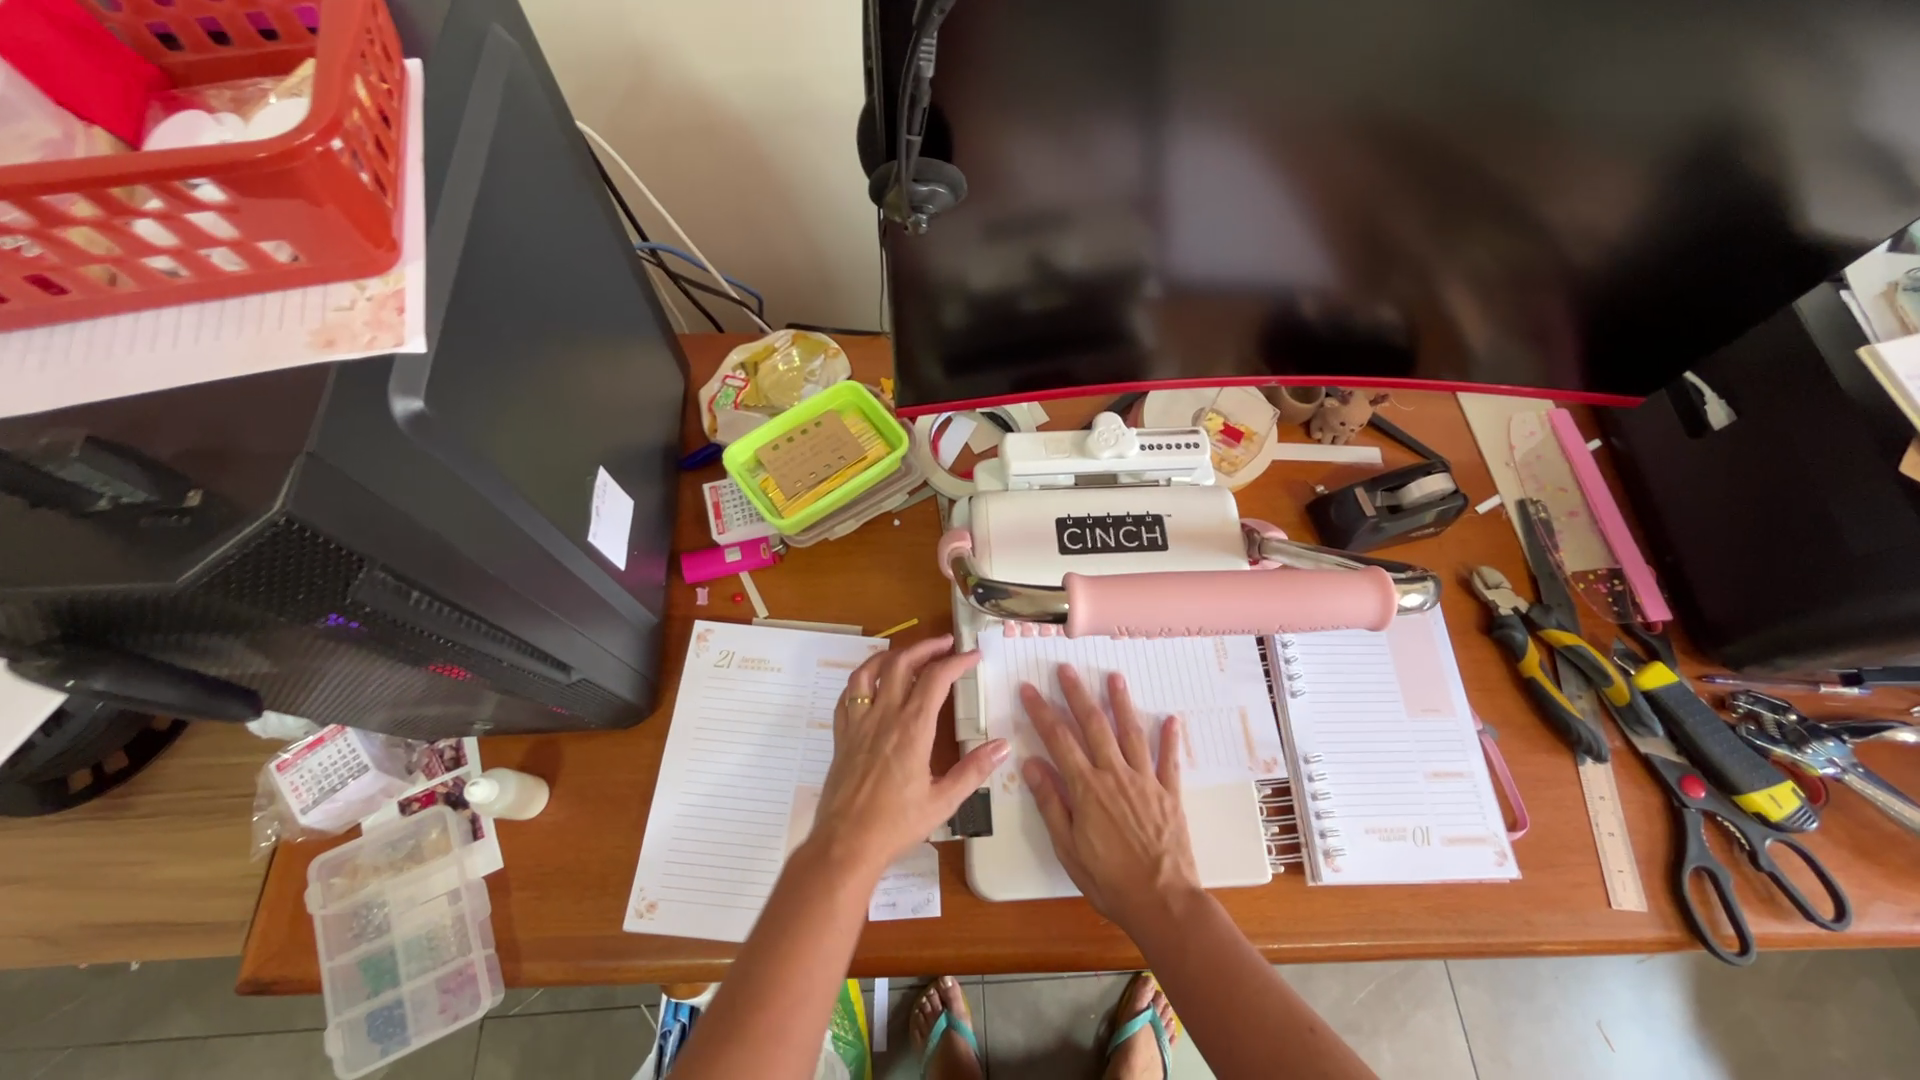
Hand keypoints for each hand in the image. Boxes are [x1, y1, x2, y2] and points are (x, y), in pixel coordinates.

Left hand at [810, 635, 1008, 875]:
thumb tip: (1003, 746)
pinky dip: (862, 679)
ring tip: (908, 654)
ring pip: (869, 672)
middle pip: (902, 663)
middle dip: (926, 647)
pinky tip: (871, 683)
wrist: (846, 844)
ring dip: (891, 655)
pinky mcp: (842, 736)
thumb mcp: (943, 801)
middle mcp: (884, 717)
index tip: (973, 656)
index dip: (957, 661)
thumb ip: (974, 771)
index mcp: (912, 729)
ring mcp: (858, 724)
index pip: (936, 679)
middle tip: (945, 644)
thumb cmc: (896, 825)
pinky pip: (848, 695)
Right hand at [1020, 665, 1201, 931]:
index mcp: (1087, 788)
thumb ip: (1051, 803)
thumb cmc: (1108, 881)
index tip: (1029, 689)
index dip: (1042, 712)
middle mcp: (1115, 776)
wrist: (1162, 902)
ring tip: (1114, 677)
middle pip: (1093, 726)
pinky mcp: (1170, 795)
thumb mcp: (1067, 847)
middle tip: (1066, 669)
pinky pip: (1169, 760)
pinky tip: (1170, 719)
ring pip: (1130, 733)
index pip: (1058, 740)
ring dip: (1121, 703)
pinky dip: (1169, 738)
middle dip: (1077, 694)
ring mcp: (1145, 782)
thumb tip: (1032, 765)